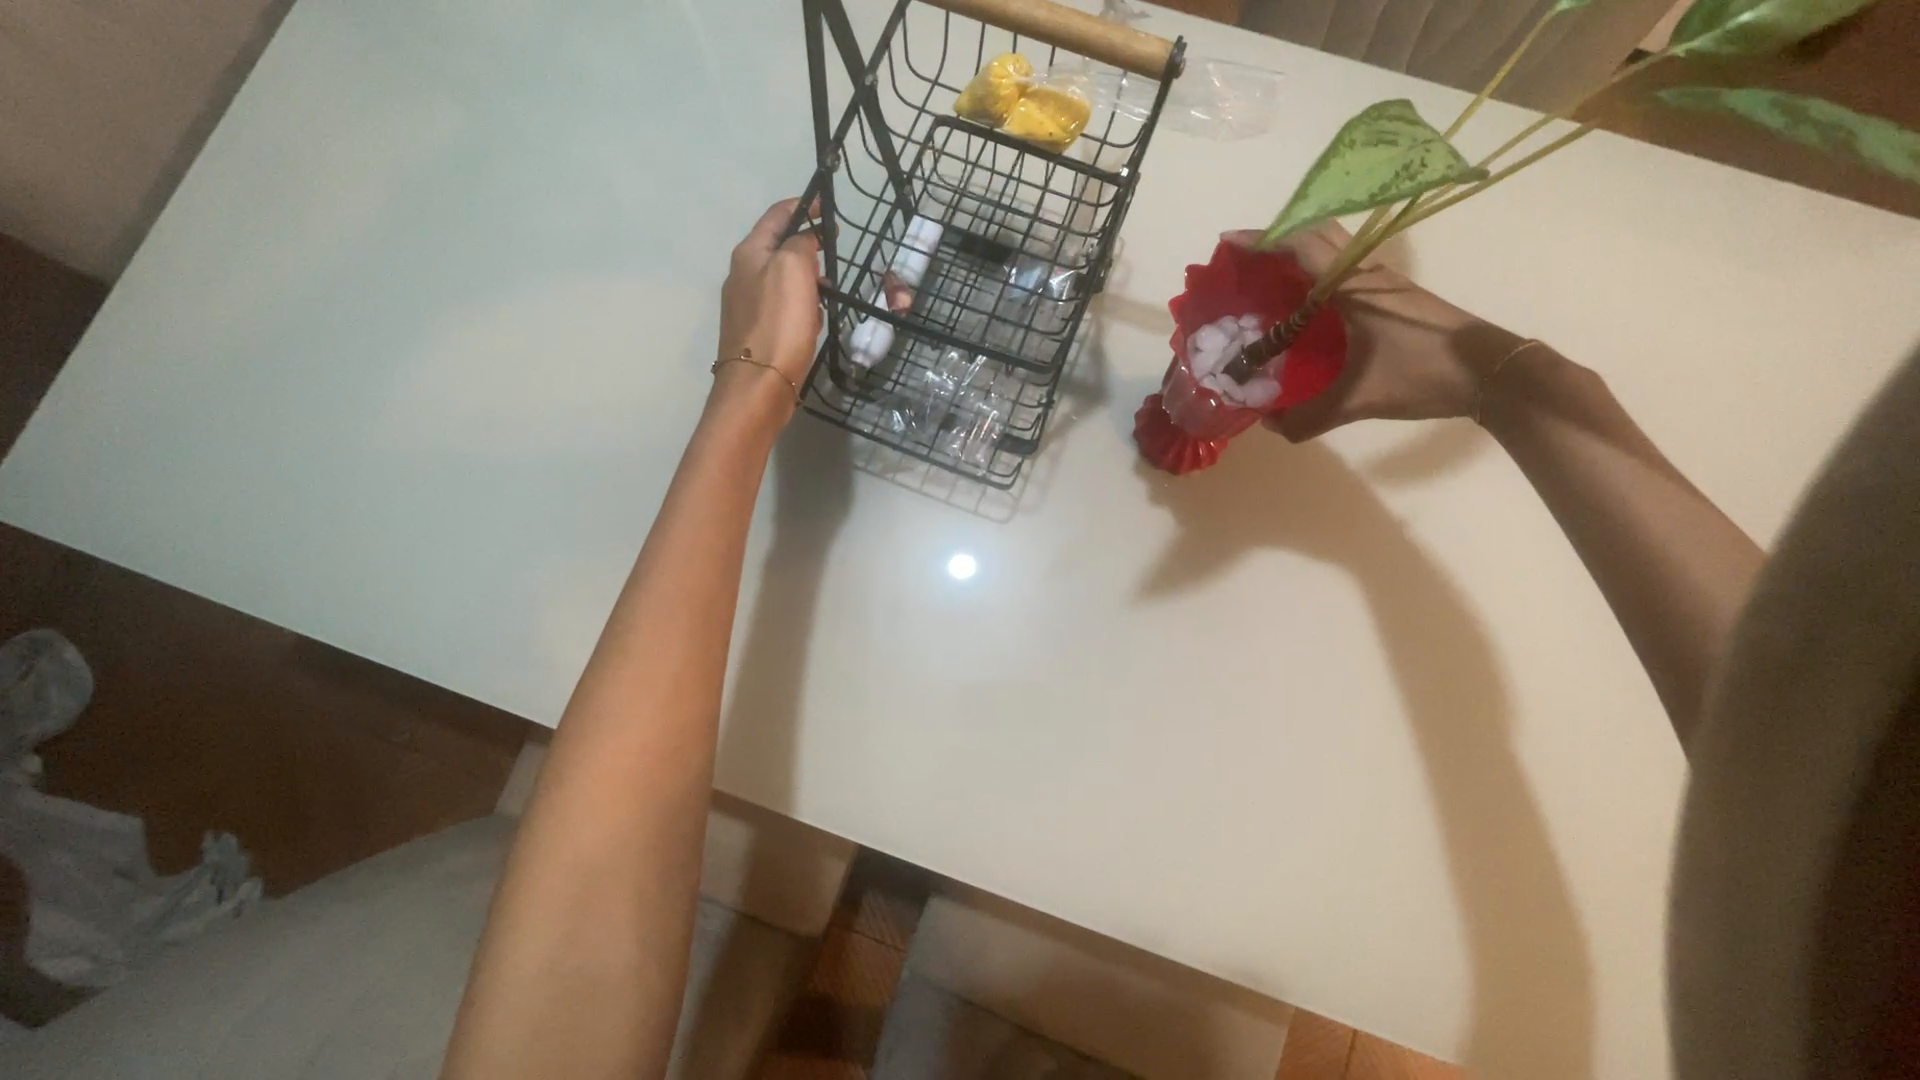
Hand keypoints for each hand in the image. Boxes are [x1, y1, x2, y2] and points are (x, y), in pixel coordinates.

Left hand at [714, 198, 823, 416]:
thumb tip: (804, 243)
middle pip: (778, 248)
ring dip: (807, 279)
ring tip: (829, 290)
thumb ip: (801, 245)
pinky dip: (802, 306)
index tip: (826, 206)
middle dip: (806, 245)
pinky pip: (783, 308)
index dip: (802, 205)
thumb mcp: (794, 269)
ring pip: (782, 280)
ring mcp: (747, 306)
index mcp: (749, 254)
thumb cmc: (779, 324)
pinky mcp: (757, 333)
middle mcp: (742, 275)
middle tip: (833, 251)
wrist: (759, 386)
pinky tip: (815, 321)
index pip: (777, 216)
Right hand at [1224, 223, 1524, 442]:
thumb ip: (1310, 416)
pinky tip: (1301, 305)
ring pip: (1332, 249)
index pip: (1302, 244)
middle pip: (1317, 233)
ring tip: (1263, 279)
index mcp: (1354, 286)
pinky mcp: (1391, 297)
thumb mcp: (1360, 400)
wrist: (1491, 373)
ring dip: (1297, 252)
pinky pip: (1342, 270)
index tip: (1227, 243)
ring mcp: (1382, 282)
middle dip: (1276, 239)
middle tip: (1243, 261)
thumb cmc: (1424, 373)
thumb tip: (1270, 426)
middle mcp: (1367, 273)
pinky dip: (1315, 274)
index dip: (1262, 239)